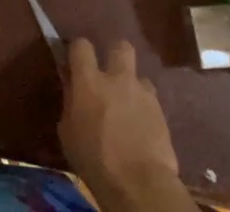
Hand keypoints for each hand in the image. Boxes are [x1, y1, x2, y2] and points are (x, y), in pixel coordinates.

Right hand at [59, 39, 195, 211]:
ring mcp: (143, 94)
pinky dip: (144, 108)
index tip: (74, 60)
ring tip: (128, 105)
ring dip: (132, 86)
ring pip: (139, 76)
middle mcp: (118, 79)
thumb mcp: (68, 132)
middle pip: (120, 46)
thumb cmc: (94, 159)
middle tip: (108, 72)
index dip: (78, 49)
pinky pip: (151, 100)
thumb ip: (70, 102)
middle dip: (114, 53)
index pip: (81, 45)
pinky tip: (140, 126)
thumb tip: (72, 87)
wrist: (138, 183)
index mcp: (89, 81)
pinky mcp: (162, 112)